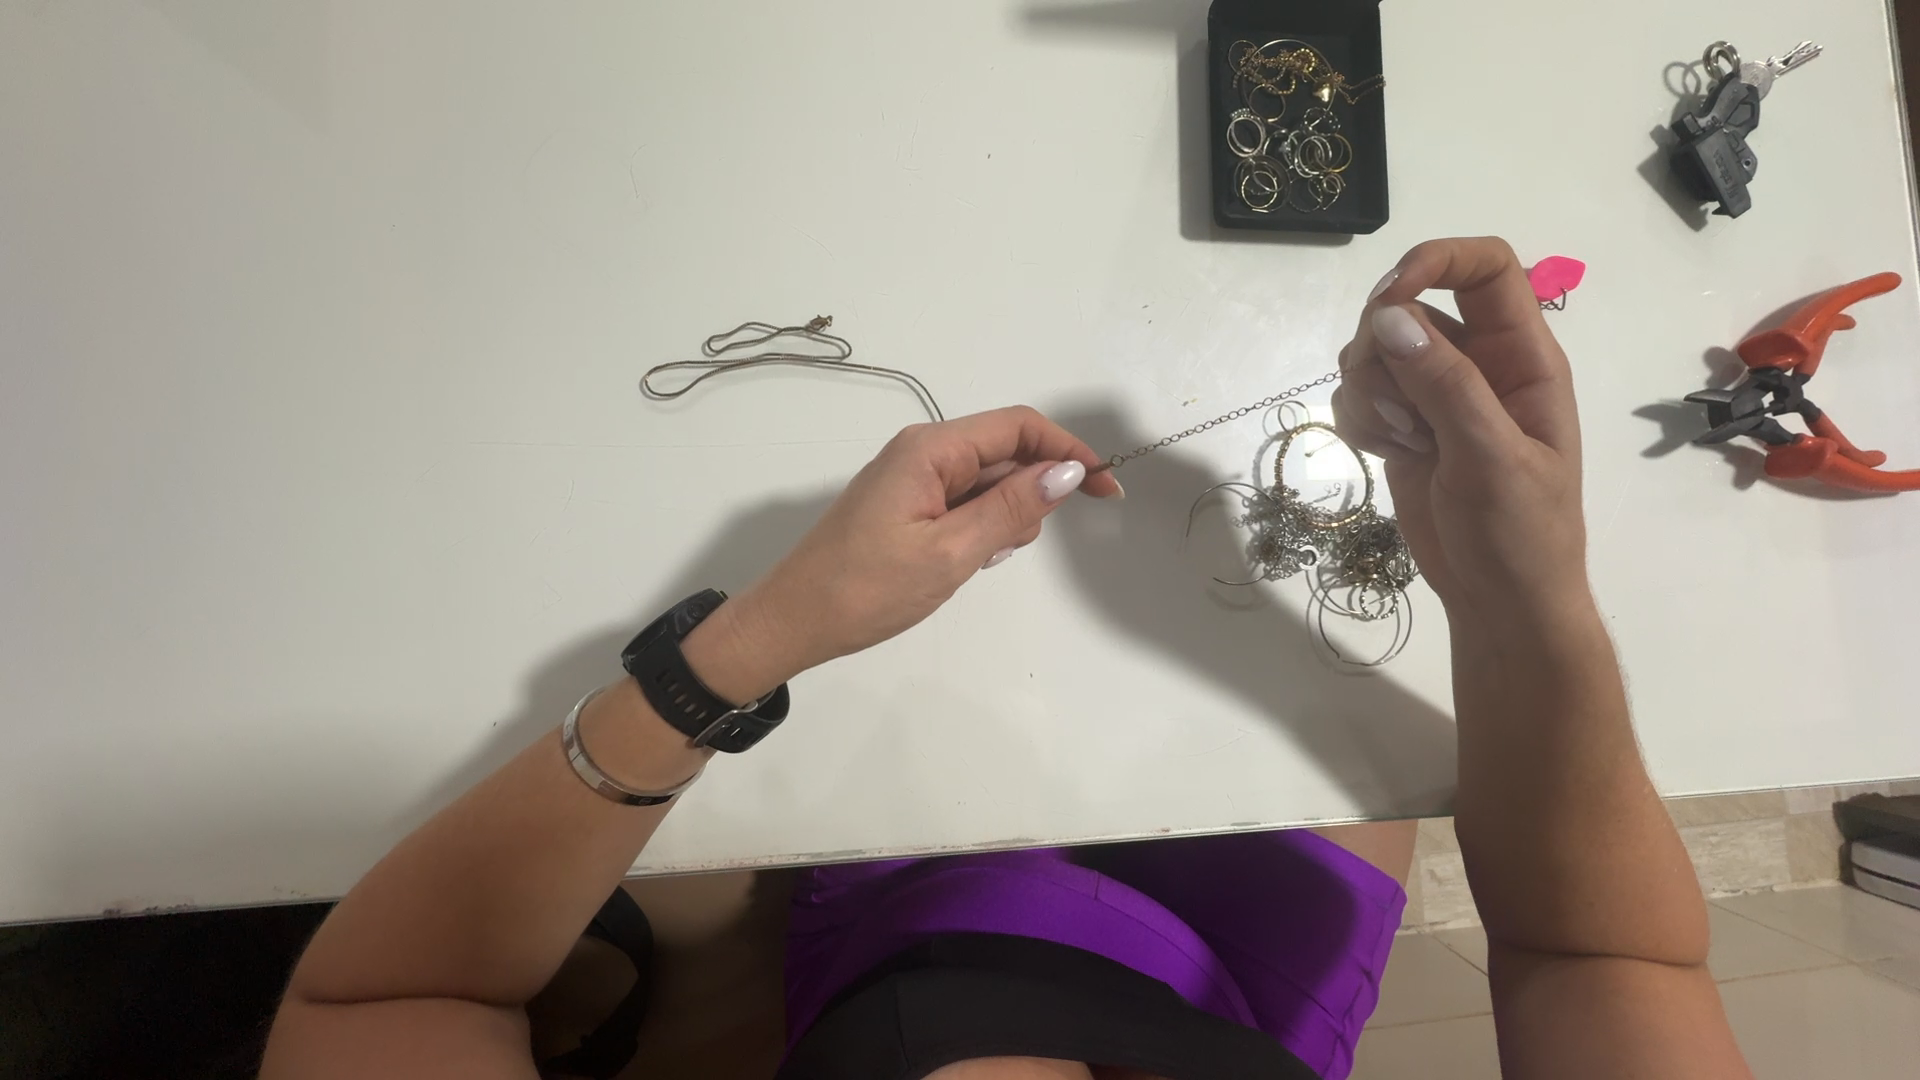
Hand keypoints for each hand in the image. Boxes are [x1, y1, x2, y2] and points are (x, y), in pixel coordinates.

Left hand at [703, 406, 1120, 690]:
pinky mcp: (907, 505)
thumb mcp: (950, 552)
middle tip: (1000, 550)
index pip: (1018, 427)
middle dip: (1027, 496)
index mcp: (931, 449)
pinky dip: (977, 530)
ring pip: (986, 483)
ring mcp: (912, 479)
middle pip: (1004, 454)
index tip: (1106, 488)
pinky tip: (957, 563)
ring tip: (970, 562)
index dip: (1067, 451)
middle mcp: (923, 452)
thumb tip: (1068, 470)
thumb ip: (1011, 508)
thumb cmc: (867, 589)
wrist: (794, 622)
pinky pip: (962, 504)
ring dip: (1000, 519)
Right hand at [1329, 238, 1589, 626]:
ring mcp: (1431, 398)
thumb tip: (1386, 317)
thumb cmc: (1519, 531)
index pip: (1485, 269)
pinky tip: (1388, 456)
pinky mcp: (1398, 427)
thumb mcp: (1491, 455)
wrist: (1496, 595)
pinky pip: (1354, 398)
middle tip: (1402, 414)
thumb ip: (1443, 384)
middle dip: (1382, 356)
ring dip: (1369, 398)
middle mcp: (1473, 365)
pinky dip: (1358, 424)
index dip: (1434, 263)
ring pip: (1369, 357)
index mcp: (1521, 357)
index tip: (1385, 299)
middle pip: (1404, 313)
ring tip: (1405, 445)